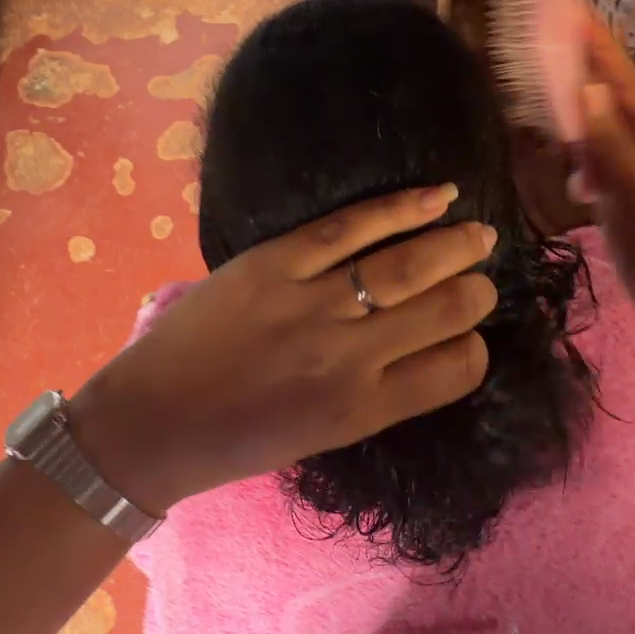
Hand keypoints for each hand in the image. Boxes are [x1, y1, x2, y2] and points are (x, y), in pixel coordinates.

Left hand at [68, 186, 497, 514]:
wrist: (152, 421)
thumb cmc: (242, 437)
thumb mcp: (324, 436)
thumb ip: (382, 392)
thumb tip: (434, 343)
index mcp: (363, 409)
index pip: (454, 369)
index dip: (474, 346)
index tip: (470, 333)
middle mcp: (349, 357)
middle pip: (444, 309)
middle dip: (476, 290)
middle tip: (482, 276)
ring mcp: (313, 304)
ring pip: (409, 264)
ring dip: (455, 244)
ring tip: (481, 233)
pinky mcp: (278, 262)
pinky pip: (354, 227)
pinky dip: (404, 206)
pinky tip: (439, 195)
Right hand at [574, 12, 634, 323]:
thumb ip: (612, 141)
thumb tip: (585, 87)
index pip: (625, 81)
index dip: (598, 46)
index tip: (572, 11)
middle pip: (610, 96)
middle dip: (580, 70)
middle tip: (547, 41)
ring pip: (599, 125)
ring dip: (575, 112)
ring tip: (547, 93)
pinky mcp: (622, 188)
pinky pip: (595, 156)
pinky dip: (579, 153)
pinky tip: (570, 164)